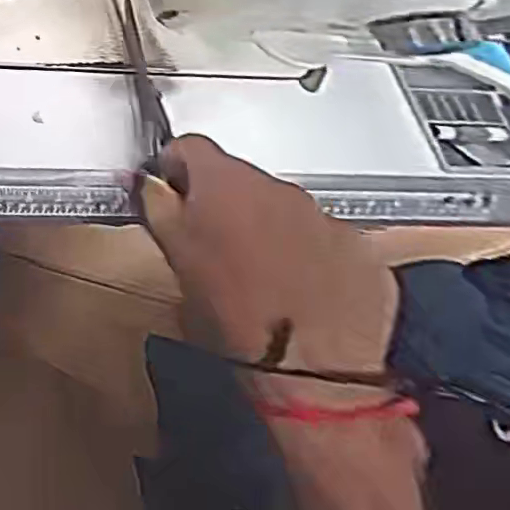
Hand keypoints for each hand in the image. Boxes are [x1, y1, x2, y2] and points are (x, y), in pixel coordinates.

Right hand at [140, 135, 399, 407]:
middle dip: (219, 198)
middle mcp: (278, 188)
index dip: (173, 165)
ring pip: (279, 206)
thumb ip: (153, 201)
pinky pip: (320, 237)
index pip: (190, 145)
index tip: (168, 189)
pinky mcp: (361, 251)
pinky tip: (290, 282)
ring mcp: (325, 218)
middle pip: (237, 175)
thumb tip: (148, 182)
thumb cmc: (229, 304)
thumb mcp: (170, 247)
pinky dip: (302, 250)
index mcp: (225, 180)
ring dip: (261, 223)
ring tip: (250, 265)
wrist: (308, 364)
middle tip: (205, 236)